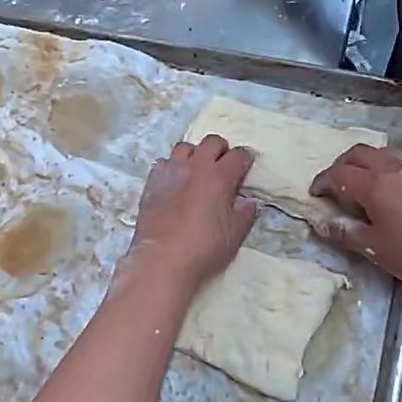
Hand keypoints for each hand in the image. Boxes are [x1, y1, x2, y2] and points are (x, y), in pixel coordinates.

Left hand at [127, 135, 258, 287]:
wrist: (162, 260)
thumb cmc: (204, 248)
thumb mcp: (234, 235)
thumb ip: (245, 214)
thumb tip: (250, 202)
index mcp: (219, 177)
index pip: (238, 155)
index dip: (246, 159)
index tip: (246, 166)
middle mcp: (196, 167)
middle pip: (212, 142)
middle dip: (221, 150)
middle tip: (223, 167)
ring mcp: (171, 172)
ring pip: (185, 147)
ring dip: (195, 154)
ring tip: (197, 171)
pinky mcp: (152, 182)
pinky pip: (164, 163)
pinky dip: (172, 167)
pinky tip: (175, 183)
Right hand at [310, 144, 401, 289]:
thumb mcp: (375, 249)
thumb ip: (345, 233)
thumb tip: (321, 223)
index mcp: (374, 184)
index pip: (339, 174)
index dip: (322, 181)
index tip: (314, 194)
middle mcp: (392, 169)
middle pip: (359, 154)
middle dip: (341, 165)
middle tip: (334, 185)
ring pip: (382, 153)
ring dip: (365, 162)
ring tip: (360, 184)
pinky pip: (400, 163)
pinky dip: (384, 168)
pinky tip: (389, 192)